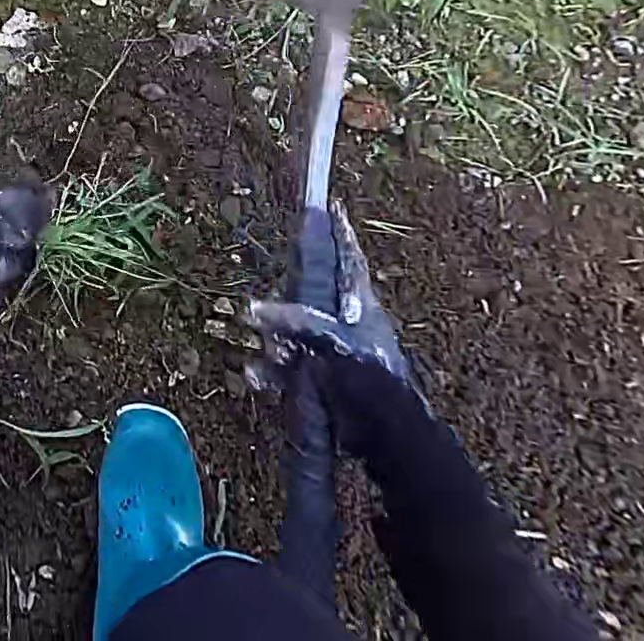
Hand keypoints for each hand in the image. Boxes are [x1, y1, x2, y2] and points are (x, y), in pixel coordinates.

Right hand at [248, 200, 414, 387]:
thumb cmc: (370, 382)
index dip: (339, 232)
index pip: (347, 258)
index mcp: (360, 304)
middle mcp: (345, 321)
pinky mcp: (320, 375)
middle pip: (309, 294)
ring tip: (268, 357)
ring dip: (275, 342)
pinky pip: (288, 364)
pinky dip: (270, 370)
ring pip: (293, 332)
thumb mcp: (334, 342)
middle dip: (285, 302)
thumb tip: (256, 309)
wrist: (387, 438)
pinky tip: (257, 375)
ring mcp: (332, 349)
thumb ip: (298, 322)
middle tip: (266, 303)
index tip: (331, 206)